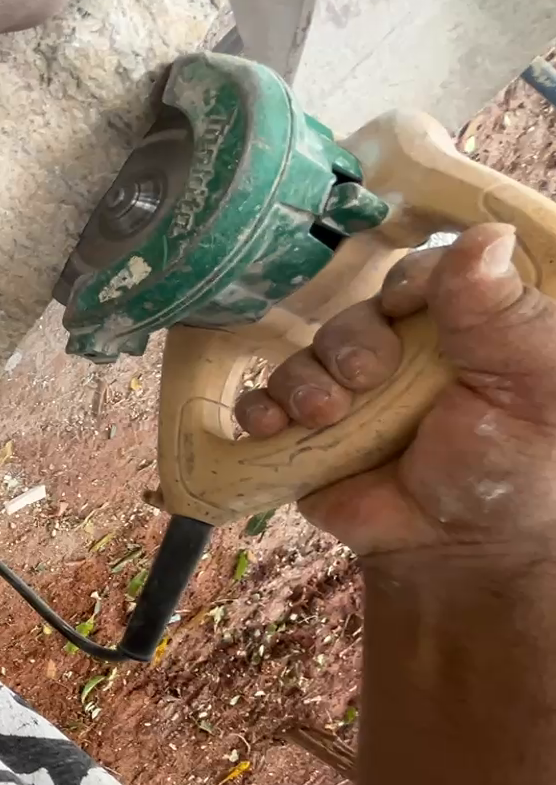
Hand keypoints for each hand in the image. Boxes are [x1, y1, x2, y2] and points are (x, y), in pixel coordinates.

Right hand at [232, 225, 555, 556]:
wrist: (449, 548)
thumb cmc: (513, 468)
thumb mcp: (532, 387)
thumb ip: (503, 317)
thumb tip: (477, 236)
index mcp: (464, 336)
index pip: (424, 280)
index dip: (406, 287)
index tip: (405, 308)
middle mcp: (399, 357)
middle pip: (351, 318)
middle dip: (348, 344)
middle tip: (366, 379)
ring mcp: (340, 394)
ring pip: (298, 358)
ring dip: (301, 382)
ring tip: (322, 417)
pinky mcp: (295, 429)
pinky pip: (256, 402)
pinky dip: (257, 410)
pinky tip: (273, 427)